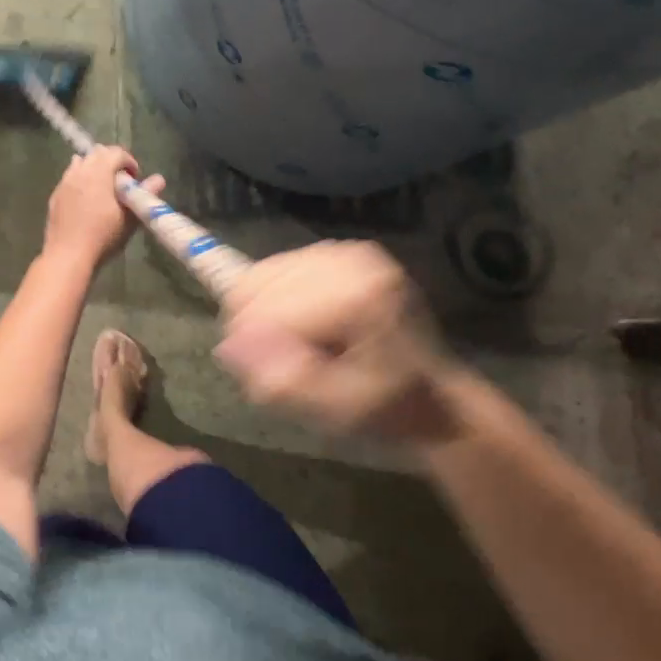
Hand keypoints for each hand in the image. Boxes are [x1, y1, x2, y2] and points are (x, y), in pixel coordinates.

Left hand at [42, 146, 165, 266]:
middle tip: (121, 181)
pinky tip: (85, 197)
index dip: (129, 161)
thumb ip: (144, 194)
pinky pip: (69, 177)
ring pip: (80, 163)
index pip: (115, 152)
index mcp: (98, 172)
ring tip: (103, 187)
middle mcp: (79, 172)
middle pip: (96, 154)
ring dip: (94, 169)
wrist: (68, 254)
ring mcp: (64, 183)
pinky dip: (80, 179)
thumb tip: (159, 179)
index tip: (135, 178)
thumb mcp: (130, 217)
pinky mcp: (55, 195)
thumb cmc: (103, 235)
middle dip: (111, 162)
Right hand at [214, 240, 464, 444]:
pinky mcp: (334, 251)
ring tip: (285, 349)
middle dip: (254, 330)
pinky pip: (272, 271)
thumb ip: (285, 381)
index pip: (272, 310)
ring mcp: (343, 251)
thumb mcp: (336, 409)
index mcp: (360, 296)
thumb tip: (229, 349)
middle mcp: (352, 261)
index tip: (257, 381)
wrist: (431, 398)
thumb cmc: (386, 409)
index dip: (252, 347)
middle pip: (258, 287)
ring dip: (259, 316)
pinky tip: (292, 328)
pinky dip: (269, 301)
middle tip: (271, 367)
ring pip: (258, 277)